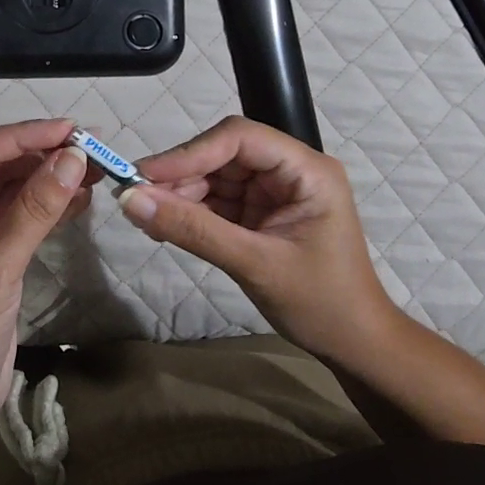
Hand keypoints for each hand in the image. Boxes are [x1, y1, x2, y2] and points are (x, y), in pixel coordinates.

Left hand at [0, 119, 95, 442]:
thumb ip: (34, 212)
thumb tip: (72, 158)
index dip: (19, 136)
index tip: (67, 130)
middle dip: (38, 155)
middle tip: (89, 146)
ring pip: (10, 191)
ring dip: (48, 179)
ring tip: (93, 168)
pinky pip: (20, 217)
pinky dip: (49, 207)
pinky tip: (81, 199)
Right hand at [123, 116, 392, 359]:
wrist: (354, 346)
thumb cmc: (320, 303)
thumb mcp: (254, 265)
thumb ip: (194, 230)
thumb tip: (130, 200)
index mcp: (307, 170)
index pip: (240, 138)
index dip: (190, 152)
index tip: (146, 175)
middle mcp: (290, 171)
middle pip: (223, 154)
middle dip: (181, 174)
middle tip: (136, 198)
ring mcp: (274, 192)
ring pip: (215, 176)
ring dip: (180, 194)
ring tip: (145, 215)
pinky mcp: (260, 213)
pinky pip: (217, 200)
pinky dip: (190, 211)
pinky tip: (163, 223)